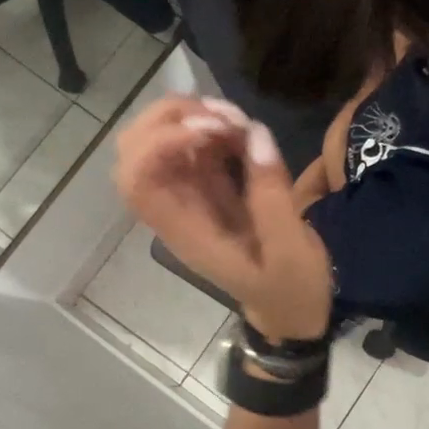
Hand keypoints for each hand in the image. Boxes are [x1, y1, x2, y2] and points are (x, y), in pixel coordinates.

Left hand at [115, 98, 331, 341]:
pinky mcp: (210, 188)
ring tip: (239, 119)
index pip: (138, 179)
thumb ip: (272, 196)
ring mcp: (190, 195)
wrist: (292, 313)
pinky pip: (195, 146)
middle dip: (170, 118)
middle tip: (223, 115)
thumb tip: (255, 134)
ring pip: (161, 140)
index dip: (160, 142)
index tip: (210, 131)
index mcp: (185, 231)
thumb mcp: (291, 252)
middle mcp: (176, 208)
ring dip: (194, 118)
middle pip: (136, 150)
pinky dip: (213, 127)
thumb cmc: (289, 291)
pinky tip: (243, 130)